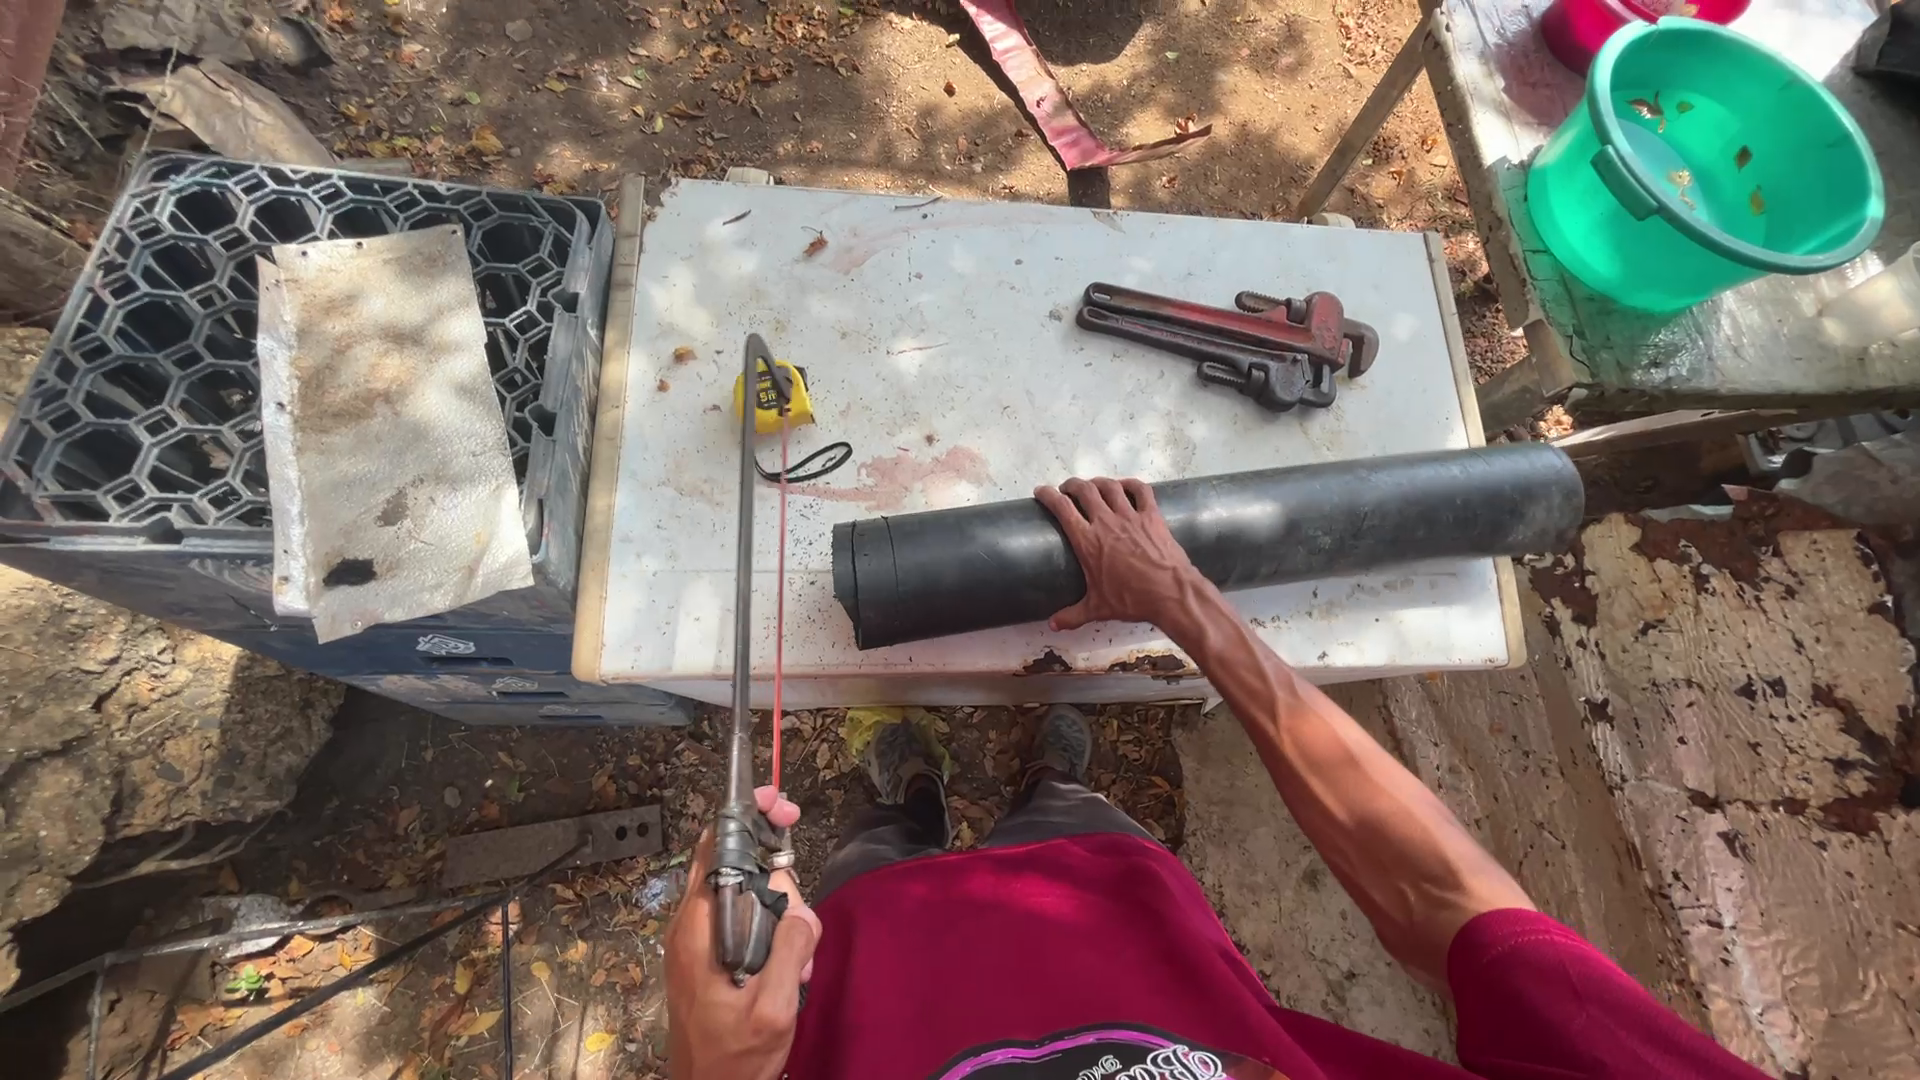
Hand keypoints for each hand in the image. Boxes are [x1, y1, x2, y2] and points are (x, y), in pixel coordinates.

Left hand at [665, 787, 821, 1079]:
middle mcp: (694, 923)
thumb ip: (789, 949)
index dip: (748, 815)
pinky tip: (790, 968)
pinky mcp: (711, 953)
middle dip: (781, 877)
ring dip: (784, 913)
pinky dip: (775, 928)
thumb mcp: (772, 1008)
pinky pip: (748, 916)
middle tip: (802, 921)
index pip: (717, 845)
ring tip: (796, 965)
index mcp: (699, 927)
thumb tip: (800, 909)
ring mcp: (701, 938)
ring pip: (750, 890)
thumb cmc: (734, 1059)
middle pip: (739, 862)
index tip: (780, 804)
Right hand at [1034, 476, 1203, 630]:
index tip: (1041, 492)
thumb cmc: (1131, 599)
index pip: (1061, 508)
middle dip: (1071, 485)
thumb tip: (1052, 625)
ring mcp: (1130, 516)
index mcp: (1087, 541)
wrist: (1170, 592)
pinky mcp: (1152, 515)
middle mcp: (1106, 521)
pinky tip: (1124, 485)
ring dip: (1097, 482)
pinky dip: (1130, 483)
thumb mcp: (1097, 608)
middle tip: (1066, 489)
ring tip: (1092, 486)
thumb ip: (1072, 615)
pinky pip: (1141, 490)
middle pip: (1084, 490)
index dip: (1048, 495)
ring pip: (1110, 486)